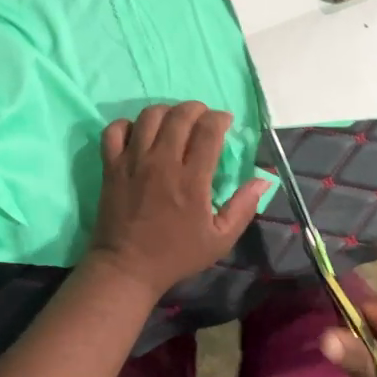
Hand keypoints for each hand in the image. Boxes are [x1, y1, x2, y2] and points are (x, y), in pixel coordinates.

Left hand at [83, 102, 269, 299]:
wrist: (127, 268)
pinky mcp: (112, 165)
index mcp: (191, 180)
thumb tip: (264, 180)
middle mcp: (162, 163)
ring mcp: (133, 161)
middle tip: (202, 118)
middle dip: (196, 109)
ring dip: (166, 111)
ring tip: (174, 122)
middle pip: (179, 115)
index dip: (219, 118)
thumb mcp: (220, 240)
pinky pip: (116, 130)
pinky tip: (140, 133)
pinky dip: (128, 124)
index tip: (225, 122)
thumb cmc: (176, 255)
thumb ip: (243, 207)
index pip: (208, 130)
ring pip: (149, 116)